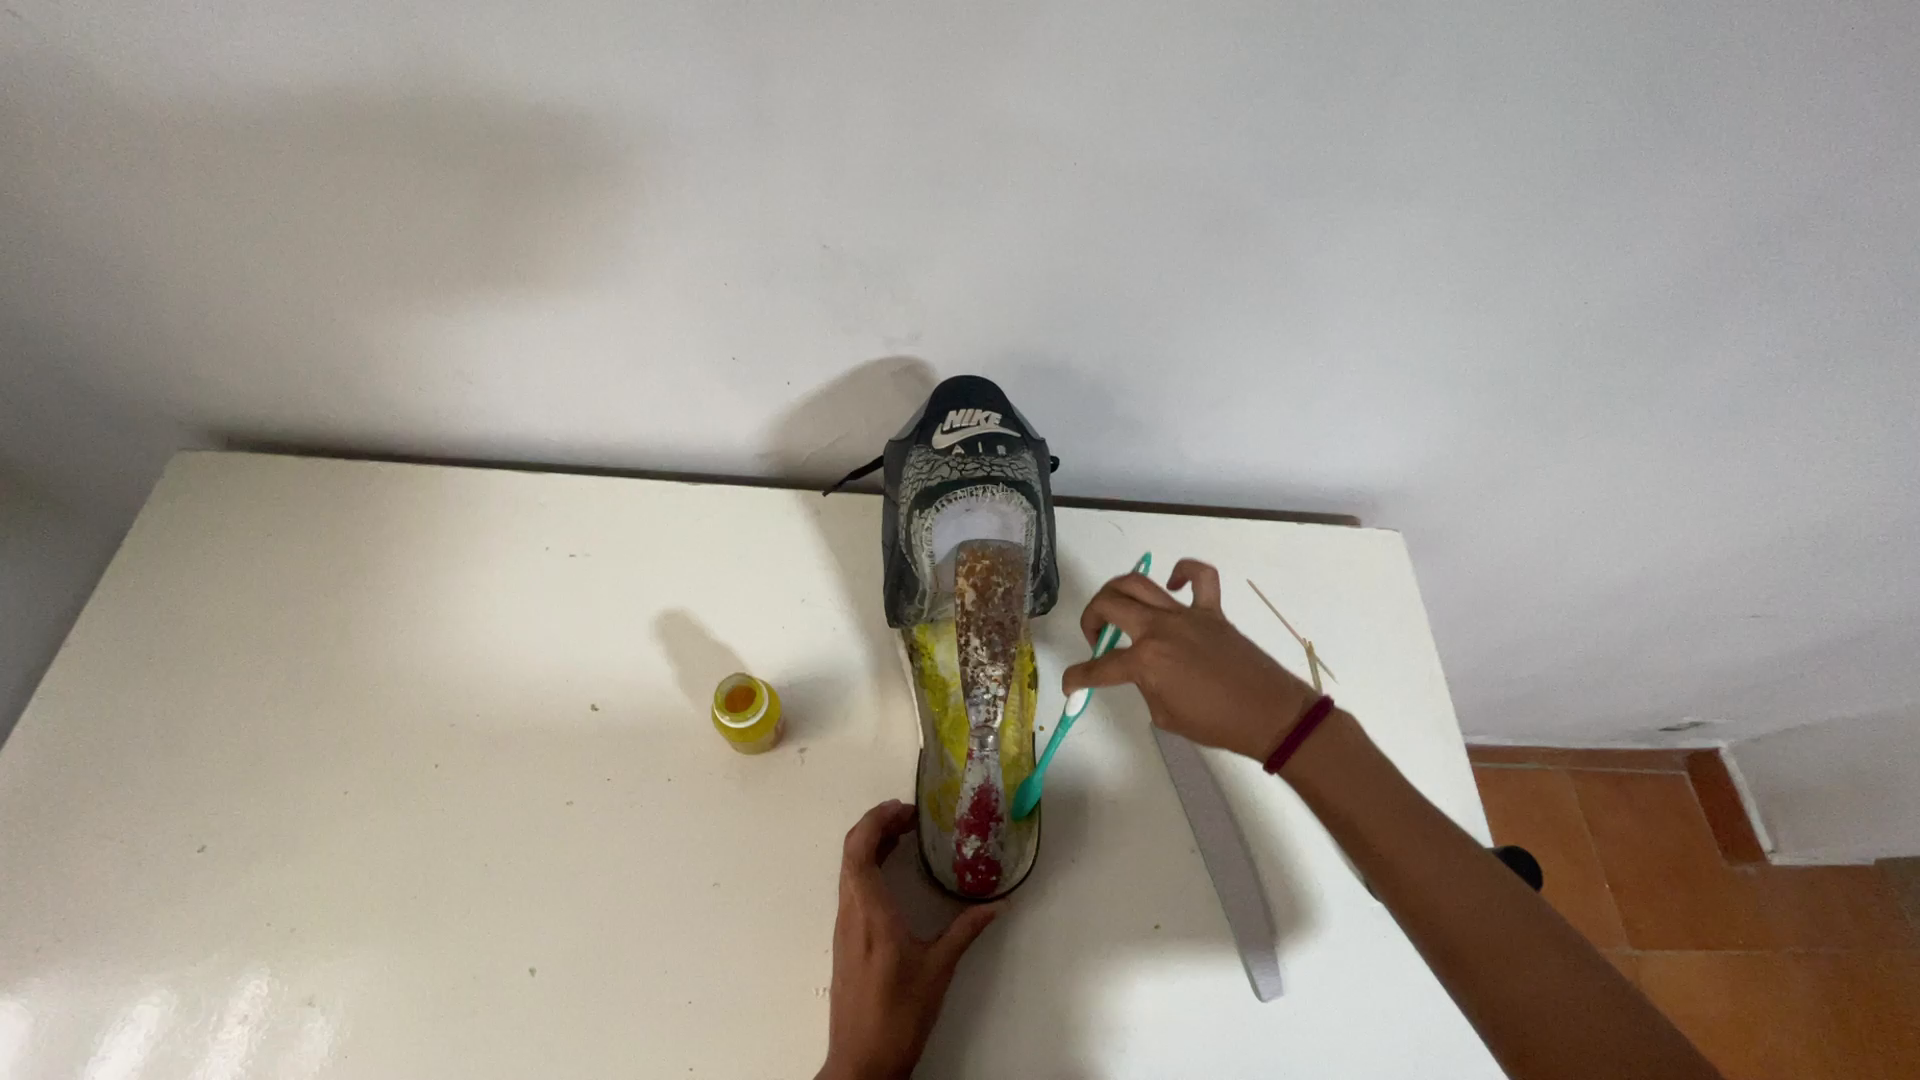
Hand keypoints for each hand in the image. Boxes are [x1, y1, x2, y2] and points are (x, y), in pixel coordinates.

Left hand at [818, 800, 1002, 1079]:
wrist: (861, 1063)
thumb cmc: (900, 1014)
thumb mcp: (939, 970)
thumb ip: (966, 930)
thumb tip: (997, 904)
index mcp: (870, 912)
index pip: (859, 849)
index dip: (877, 820)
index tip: (905, 809)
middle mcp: (850, 912)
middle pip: (852, 851)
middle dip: (876, 824)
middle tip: (909, 816)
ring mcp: (844, 926)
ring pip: (850, 869)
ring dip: (872, 844)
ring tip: (905, 835)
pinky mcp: (845, 939)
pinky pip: (853, 887)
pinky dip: (870, 867)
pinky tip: (895, 872)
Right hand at [1062, 558, 1319, 760]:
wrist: (1270, 715)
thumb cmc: (1216, 725)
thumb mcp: (1164, 715)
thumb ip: (1145, 686)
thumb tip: (1142, 671)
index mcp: (1145, 661)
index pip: (1098, 667)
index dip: (1077, 677)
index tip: (1071, 684)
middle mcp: (1159, 629)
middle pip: (1108, 604)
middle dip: (1090, 619)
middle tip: (1097, 639)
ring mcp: (1186, 615)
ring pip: (1139, 583)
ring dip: (1117, 592)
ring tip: (1118, 609)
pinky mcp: (1212, 611)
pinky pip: (1200, 577)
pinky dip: (1183, 571)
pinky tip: (1173, 584)